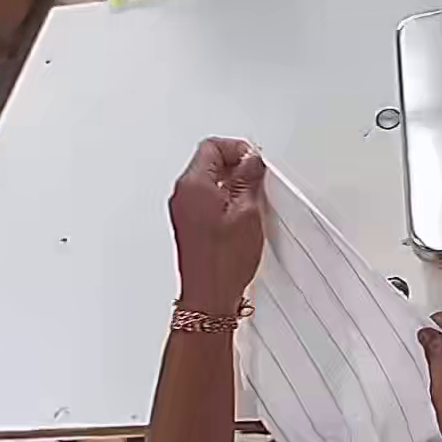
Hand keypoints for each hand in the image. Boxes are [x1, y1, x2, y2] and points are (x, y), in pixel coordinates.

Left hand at [169, 138, 265, 314]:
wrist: (209, 294)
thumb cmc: (224, 260)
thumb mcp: (247, 212)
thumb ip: (248, 180)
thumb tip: (251, 161)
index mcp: (193, 185)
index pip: (212, 147)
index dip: (238, 149)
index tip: (256, 161)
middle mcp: (183, 195)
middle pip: (207, 160)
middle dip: (235, 162)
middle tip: (258, 174)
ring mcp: (184, 210)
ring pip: (208, 179)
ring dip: (231, 180)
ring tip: (253, 194)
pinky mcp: (190, 223)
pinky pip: (206, 197)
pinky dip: (225, 196)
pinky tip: (243, 210)